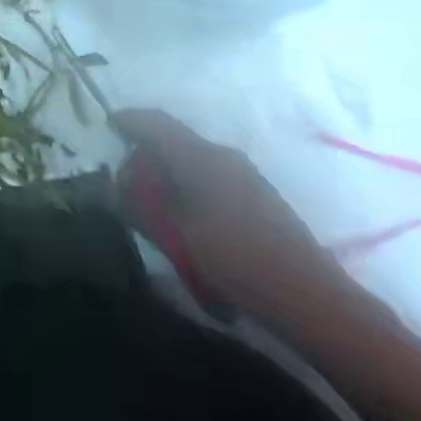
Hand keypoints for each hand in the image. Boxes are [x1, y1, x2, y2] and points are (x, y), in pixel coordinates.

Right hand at [112, 109, 350, 318]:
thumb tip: (114, 186)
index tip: (108, 124)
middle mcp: (225, 156)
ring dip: (169, 174)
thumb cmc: (235, 261)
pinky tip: (185, 221)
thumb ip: (138, 207)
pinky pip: (211, 178)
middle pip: (175, 141)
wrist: (311, 299)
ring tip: (152, 205)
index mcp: (201, 156)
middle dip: (146, 154)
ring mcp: (246, 176)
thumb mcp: (174, 237)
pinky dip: (189, 188)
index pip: (157, 122)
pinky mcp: (259, 198)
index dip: (130, 121)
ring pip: (194, 161)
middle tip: (124, 180)